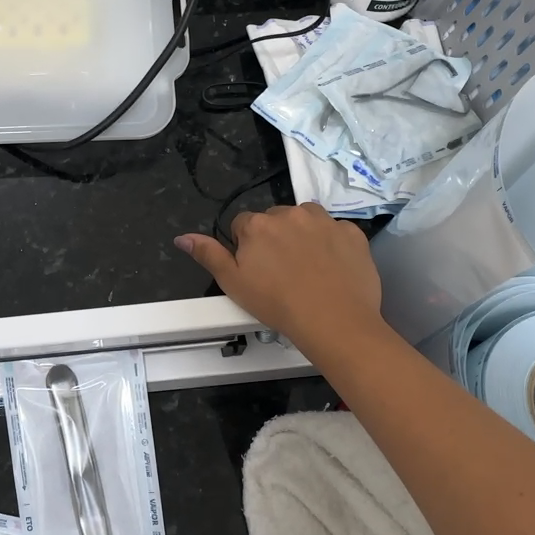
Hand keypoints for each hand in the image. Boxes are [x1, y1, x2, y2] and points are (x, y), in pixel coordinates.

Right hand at [176, 205, 387, 361]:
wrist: (333, 320)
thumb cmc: (276, 303)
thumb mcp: (232, 283)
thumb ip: (207, 254)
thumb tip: (181, 237)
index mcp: (257, 225)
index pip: (243, 225)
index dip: (246, 247)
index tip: (256, 269)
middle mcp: (290, 213)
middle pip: (275, 219)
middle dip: (275, 237)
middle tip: (281, 271)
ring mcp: (325, 221)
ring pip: (306, 219)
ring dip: (303, 234)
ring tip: (306, 266)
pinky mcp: (352, 232)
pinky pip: (336, 231)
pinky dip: (332, 243)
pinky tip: (331, 268)